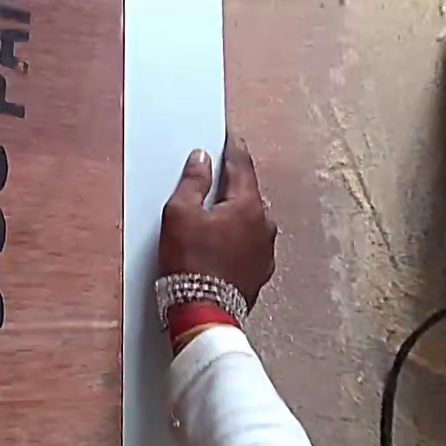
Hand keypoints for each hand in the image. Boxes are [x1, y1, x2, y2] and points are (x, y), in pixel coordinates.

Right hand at [159, 135, 277, 304]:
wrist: (202, 310)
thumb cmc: (191, 263)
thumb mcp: (180, 213)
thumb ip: (193, 182)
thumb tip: (201, 160)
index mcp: (248, 206)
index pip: (242, 165)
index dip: (233, 146)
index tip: (230, 134)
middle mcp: (264, 225)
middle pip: (247, 191)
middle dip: (230, 181)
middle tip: (212, 175)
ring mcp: (265, 249)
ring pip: (248, 218)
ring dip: (232, 211)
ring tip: (209, 214)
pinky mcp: (259, 270)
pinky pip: (247, 240)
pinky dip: (234, 234)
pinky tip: (216, 240)